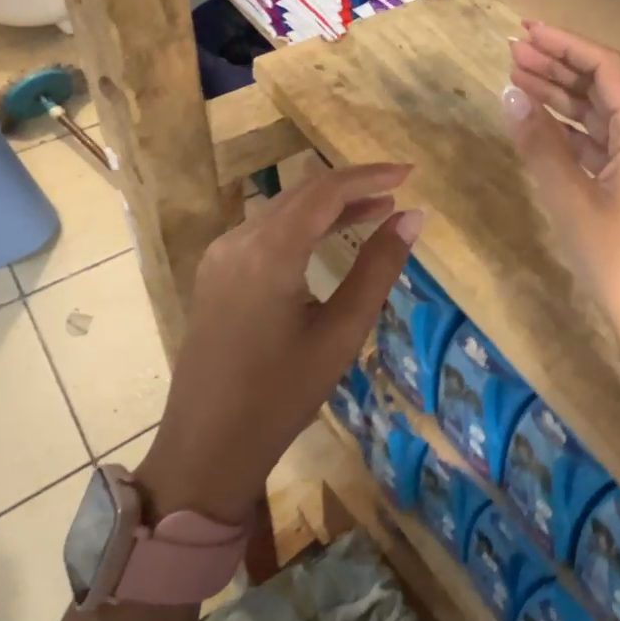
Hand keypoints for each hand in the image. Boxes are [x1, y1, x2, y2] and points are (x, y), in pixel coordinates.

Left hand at [133, 164, 424, 523]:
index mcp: (269, 251)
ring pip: (282, 210)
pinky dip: (302, 225)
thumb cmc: (282, 394)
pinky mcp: (215, 275)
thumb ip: (378, 268)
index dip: (370, 176)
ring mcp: (220, 256)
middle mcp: (238, 240)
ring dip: (328, 206)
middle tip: (398, 191)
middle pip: (302, 193)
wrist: (207, 448)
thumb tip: (413, 217)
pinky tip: (327, 239)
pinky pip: (265, 231)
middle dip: (352, 187)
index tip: (410, 173)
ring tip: (376, 211)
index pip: (326, 191)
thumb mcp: (342, 332)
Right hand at [503, 22, 619, 356]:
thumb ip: (539, 141)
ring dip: (561, 96)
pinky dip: (570, 129)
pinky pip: (600, 142)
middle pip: (603, 87)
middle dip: (558, 66)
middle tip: (511, 52)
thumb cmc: (613, 256)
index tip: (526, 31)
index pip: (606, 68)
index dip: (565, 45)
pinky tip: (538, 121)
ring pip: (600, 115)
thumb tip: (511, 93)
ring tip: (516, 77)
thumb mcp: (568, 196)